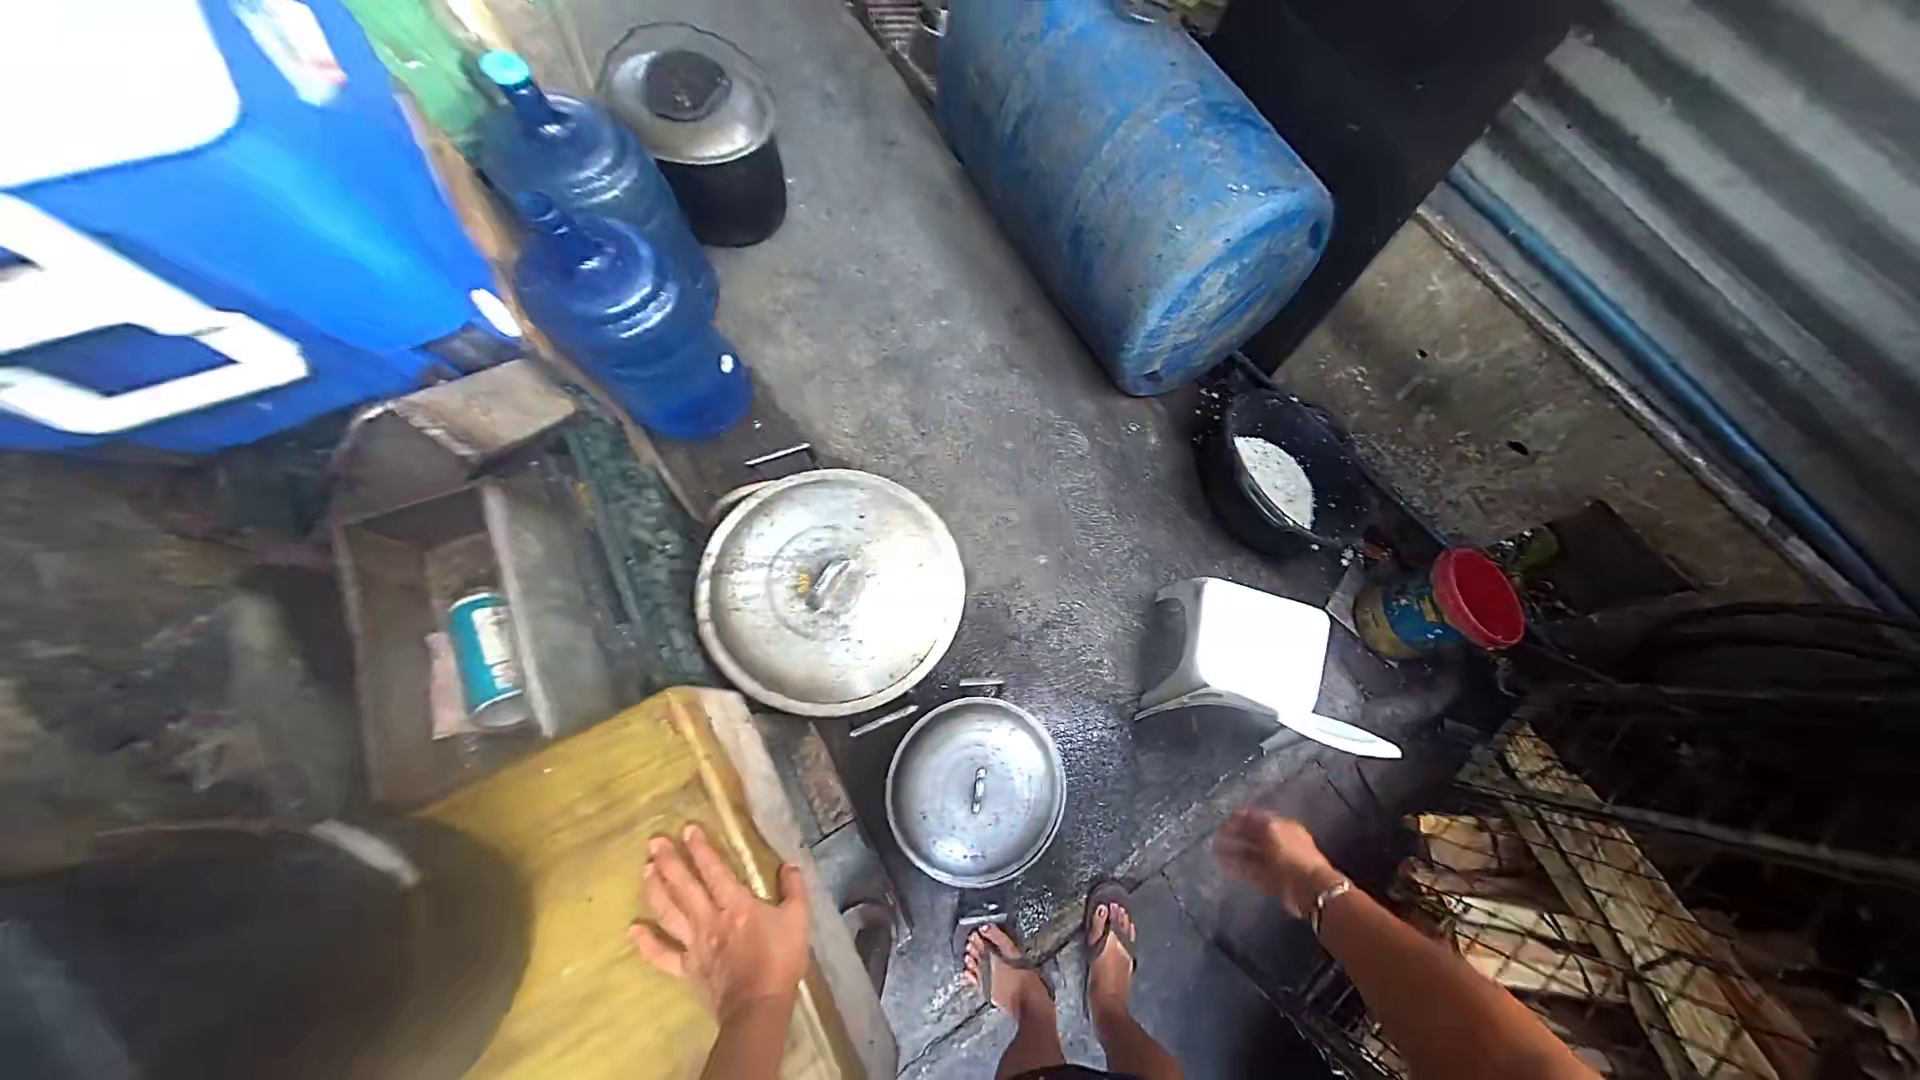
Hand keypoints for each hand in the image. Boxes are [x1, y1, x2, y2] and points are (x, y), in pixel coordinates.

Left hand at [629, 823, 810, 1021]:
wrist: (758, 1008)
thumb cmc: (780, 960)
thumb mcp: (798, 918)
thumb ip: (793, 888)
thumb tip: (788, 864)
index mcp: (736, 905)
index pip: (714, 870)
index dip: (701, 848)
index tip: (687, 829)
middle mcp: (709, 919)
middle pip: (685, 886)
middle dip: (669, 862)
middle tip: (654, 842)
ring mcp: (694, 945)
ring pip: (669, 913)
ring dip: (655, 889)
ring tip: (645, 869)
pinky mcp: (686, 969)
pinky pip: (662, 955)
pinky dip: (645, 943)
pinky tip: (632, 929)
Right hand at [1215, 809, 1346, 917]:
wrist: (1310, 889)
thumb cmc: (1292, 854)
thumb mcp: (1272, 829)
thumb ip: (1255, 820)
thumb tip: (1241, 813)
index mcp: (1285, 828)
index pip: (1259, 819)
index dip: (1241, 819)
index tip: (1224, 822)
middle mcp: (1281, 844)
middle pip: (1255, 837)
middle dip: (1236, 836)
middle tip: (1216, 837)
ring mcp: (1278, 863)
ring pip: (1252, 855)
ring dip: (1235, 852)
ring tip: (1217, 852)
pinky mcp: (1273, 881)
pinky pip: (1253, 872)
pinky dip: (1240, 869)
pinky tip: (1227, 867)